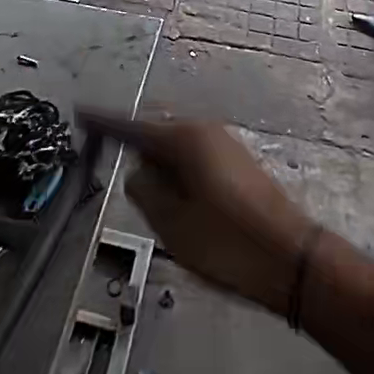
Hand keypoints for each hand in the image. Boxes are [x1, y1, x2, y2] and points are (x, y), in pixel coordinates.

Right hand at [82, 111, 313, 315]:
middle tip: (133, 194)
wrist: (291, 259)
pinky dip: (180, 178)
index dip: (104, 123)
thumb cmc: (227, 241)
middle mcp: (205, 130)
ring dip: (162, 172)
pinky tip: (184, 210)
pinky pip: (194, 160)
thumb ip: (144, 190)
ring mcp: (224, 144)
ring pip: (176, 151)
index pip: (132, 126)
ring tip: (162, 213)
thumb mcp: (171, 223)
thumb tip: (138, 173)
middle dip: (139, 157)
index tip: (82, 114)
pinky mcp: (236, 163)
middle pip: (156, 135)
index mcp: (185, 138)